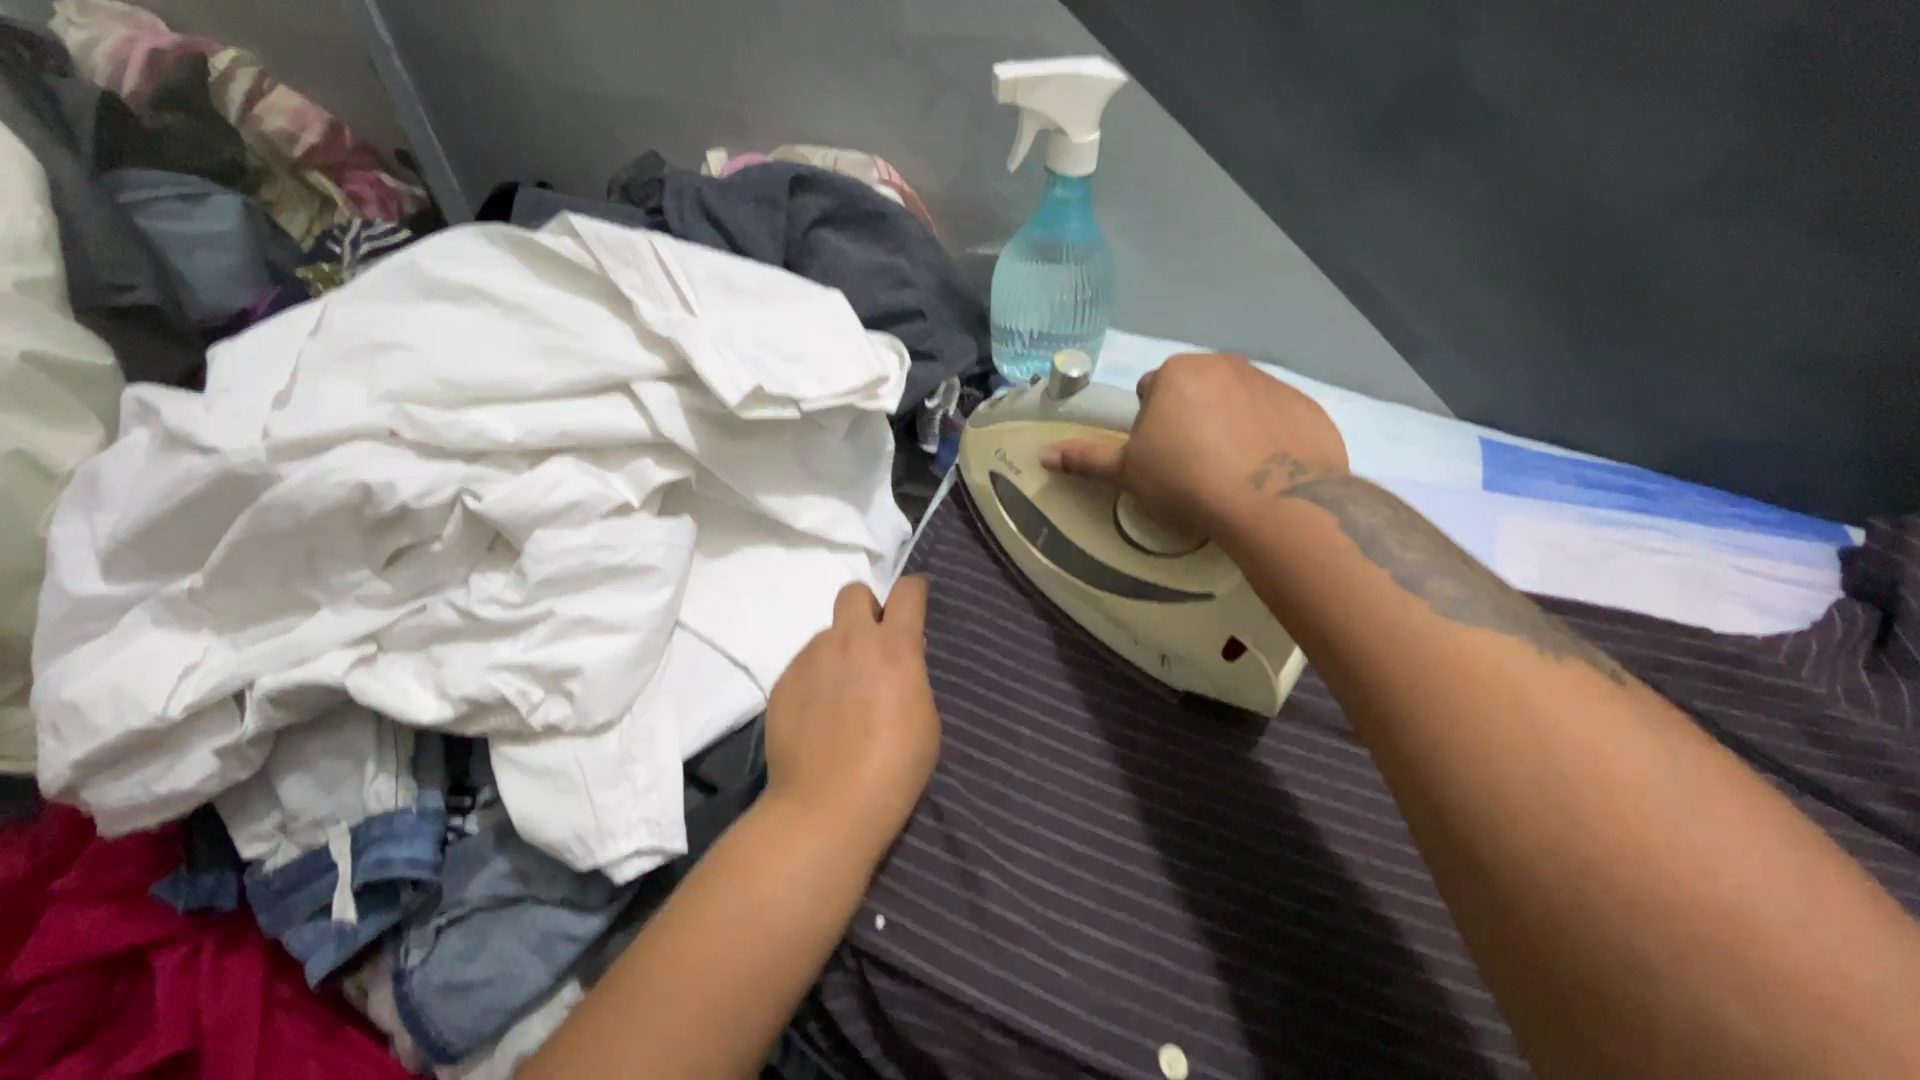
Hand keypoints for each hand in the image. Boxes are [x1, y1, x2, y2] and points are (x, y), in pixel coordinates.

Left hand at [764, 577, 939, 854]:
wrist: (826, 807)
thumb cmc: (894, 768)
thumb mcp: (926, 719)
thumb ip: (911, 675)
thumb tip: (898, 660)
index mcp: (893, 647)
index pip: (907, 591)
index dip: (914, 591)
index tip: (916, 604)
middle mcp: (848, 640)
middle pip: (854, 592)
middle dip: (867, 608)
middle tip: (874, 646)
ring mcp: (809, 659)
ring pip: (827, 635)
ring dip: (840, 651)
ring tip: (843, 697)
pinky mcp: (782, 683)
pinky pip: (805, 666)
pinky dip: (816, 680)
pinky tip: (819, 717)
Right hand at [1040, 352, 1348, 540]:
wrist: (1274, 503)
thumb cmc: (1187, 481)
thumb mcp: (1129, 473)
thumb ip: (1087, 459)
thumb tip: (1043, 455)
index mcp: (1176, 373)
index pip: (1152, 391)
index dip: (1151, 426)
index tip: (1160, 460)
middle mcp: (1225, 364)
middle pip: (1197, 391)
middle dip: (1192, 421)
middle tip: (1192, 468)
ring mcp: (1272, 383)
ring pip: (1239, 403)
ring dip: (1231, 428)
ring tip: (1231, 474)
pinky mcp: (1308, 408)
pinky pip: (1278, 421)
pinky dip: (1270, 440)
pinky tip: (1266, 475)